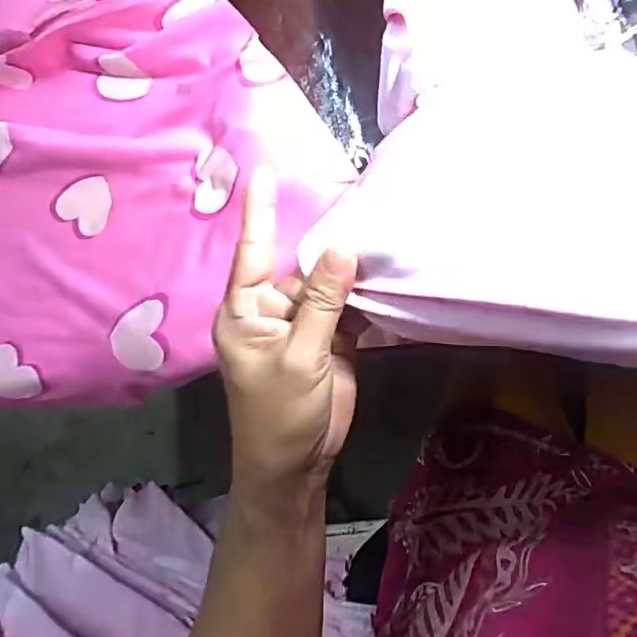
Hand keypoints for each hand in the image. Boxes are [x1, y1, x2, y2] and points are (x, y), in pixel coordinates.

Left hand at [212, 167, 357, 513]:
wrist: (297, 465)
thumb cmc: (279, 414)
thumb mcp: (300, 357)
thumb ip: (321, 302)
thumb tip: (341, 248)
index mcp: (246, 312)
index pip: (252, 252)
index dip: (260, 212)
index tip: (264, 172)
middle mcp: (273, 312)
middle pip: (303, 269)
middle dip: (330, 248)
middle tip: (363, 208)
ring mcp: (303, 327)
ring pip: (331, 288)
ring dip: (354, 273)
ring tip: (385, 240)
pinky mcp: (330, 342)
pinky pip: (348, 311)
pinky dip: (367, 301)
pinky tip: (390, 280)